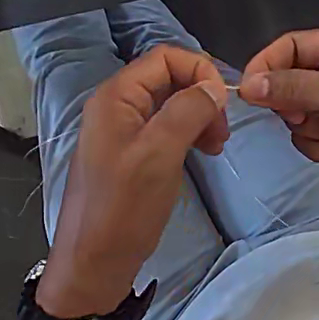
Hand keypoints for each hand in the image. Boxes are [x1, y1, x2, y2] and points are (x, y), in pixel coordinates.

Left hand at [38, 46, 228, 317]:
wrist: (95, 262)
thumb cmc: (124, 208)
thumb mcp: (160, 154)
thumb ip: (187, 111)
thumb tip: (214, 87)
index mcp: (116, 97)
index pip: (165, 57)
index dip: (199, 71)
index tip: (224, 104)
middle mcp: (117, 107)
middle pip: (169, 79)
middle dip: (202, 97)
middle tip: (222, 133)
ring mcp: (124, 132)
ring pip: (171, 105)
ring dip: (200, 117)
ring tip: (216, 147)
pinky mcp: (132, 155)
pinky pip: (166, 129)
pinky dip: (189, 135)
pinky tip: (202, 154)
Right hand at [238, 28, 318, 201]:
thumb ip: (296, 87)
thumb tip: (249, 85)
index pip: (293, 47)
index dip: (268, 65)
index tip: (248, 89)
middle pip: (289, 82)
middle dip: (293, 103)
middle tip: (303, 115)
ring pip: (296, 115)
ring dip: (311, 128)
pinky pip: (308, 139)